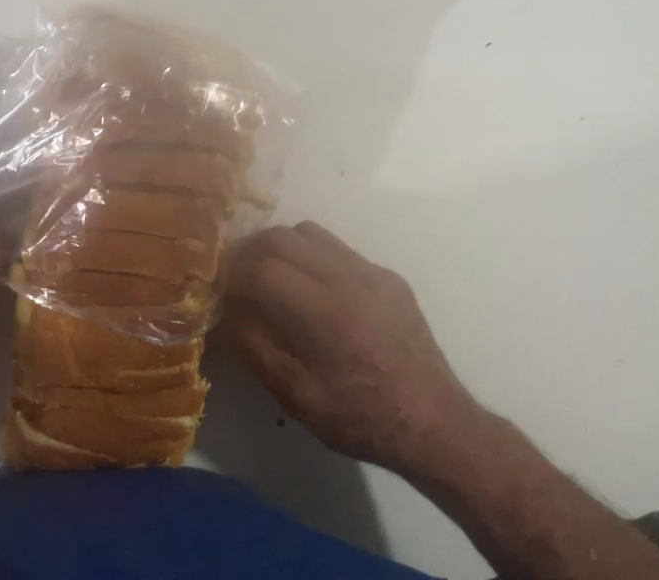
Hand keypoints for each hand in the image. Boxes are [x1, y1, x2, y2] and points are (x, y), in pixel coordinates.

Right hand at [223, 221, 485, 474]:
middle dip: (249, 252)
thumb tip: (231, 309)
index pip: (261, 268)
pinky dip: (310, 256)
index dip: (233, 275)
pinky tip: (309, 290)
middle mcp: (348, 280)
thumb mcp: (297, 397)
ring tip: (270, 277)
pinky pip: (336, 248)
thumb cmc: (362, 418)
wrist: (437, 425)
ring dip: (279, 248)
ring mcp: (372, 273)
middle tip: (237, 276)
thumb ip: (255, 347)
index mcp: (325, 313)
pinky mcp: (388, 277)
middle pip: (281, 237)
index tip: (222, 291)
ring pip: (308, 232)